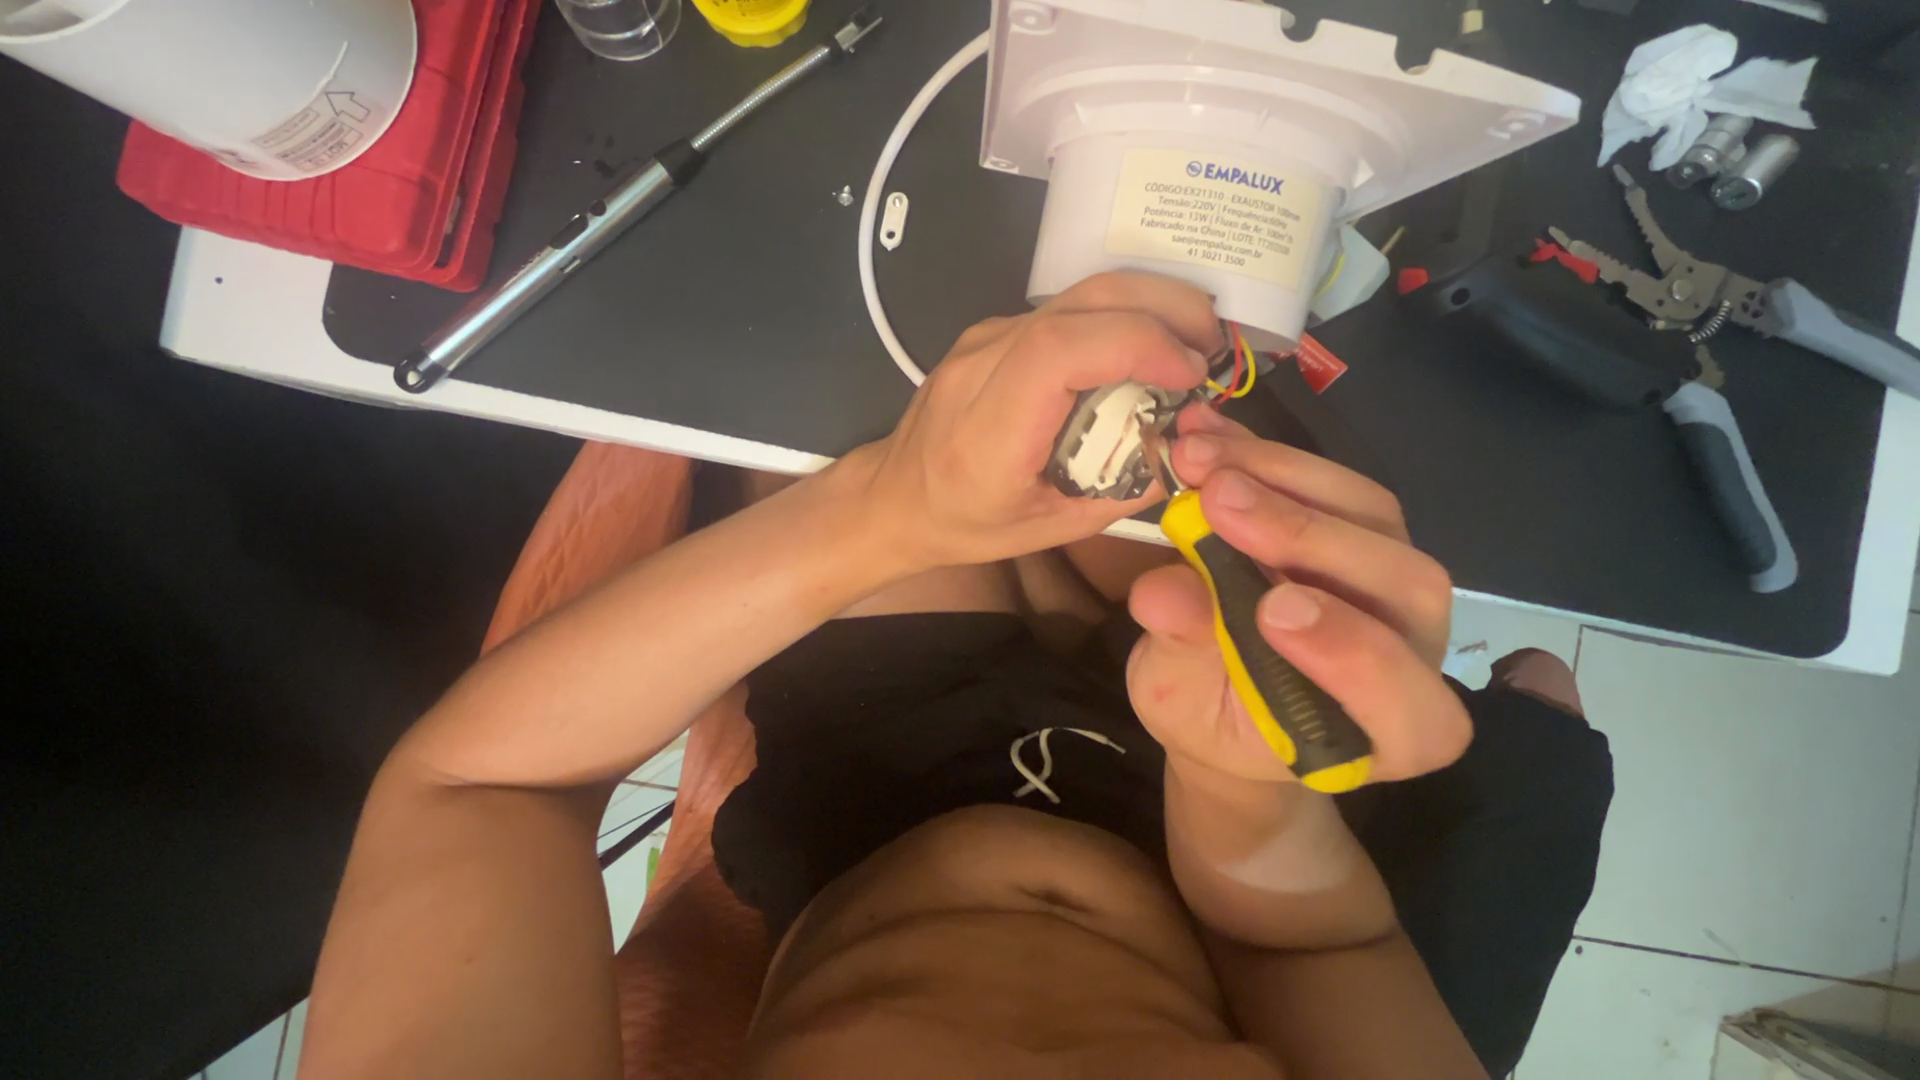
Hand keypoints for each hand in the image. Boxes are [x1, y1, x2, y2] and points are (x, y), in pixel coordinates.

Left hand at [844, 273, 1219, 570]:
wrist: (894, 496)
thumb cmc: (964, 523)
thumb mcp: (1048, 529)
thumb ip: (1122, 491)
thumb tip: (1187, 448)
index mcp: (989, 425)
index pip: (1060, 348)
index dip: (1136, 343)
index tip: (1188, 373)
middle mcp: (982, 363)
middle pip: (1080, 300)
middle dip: (1162, 306)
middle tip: (1213, 344)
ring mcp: (984, 338)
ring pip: (1078, 294)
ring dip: (1148, 304)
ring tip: (1191, 344)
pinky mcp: (993, 332)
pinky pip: (1066, 310)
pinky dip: (1119, 317)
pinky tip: (1147, 347)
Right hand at [1127, 406, 1469, 785]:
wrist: (1221, 692)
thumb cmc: (1210, 718)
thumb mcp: (1178, 701)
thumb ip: (1186, 653)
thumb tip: (1164, 592)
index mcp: (1391, 730)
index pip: (1406, 705)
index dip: (1351, 653)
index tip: (1271, 611)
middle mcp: (1414, 649)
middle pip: (1401, 584)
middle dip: (1305, 535)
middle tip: (1217, 498)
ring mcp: (1390, 580)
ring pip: (1368, 513)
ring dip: (1278, 474)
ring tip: (1194, 455)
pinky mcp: (1358, 527)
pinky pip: (1328, 479)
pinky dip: (1262, 453)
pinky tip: (1204, 430)